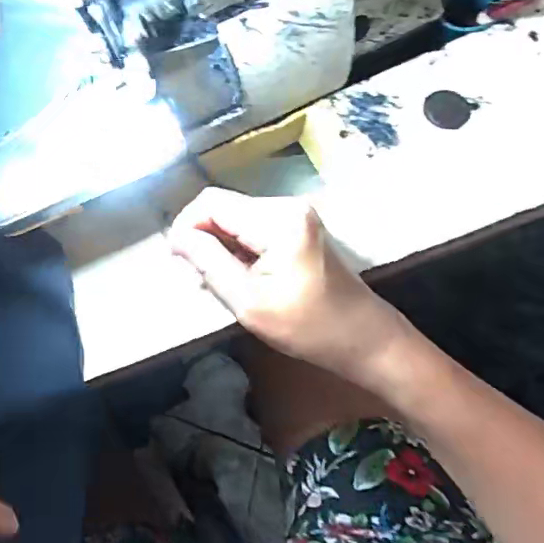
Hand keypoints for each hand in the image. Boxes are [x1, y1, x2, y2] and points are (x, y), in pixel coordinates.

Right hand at [167, 188, 414, 387]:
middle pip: (223, 207)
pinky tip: (238, 276)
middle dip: (202, 237)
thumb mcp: (248, 302)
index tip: (178, 261)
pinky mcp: (298, 227)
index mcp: (276, 219)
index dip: (186, 226)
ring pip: (235, 217)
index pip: (211, 202)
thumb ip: (208, 262)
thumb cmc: (309, 327)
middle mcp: (286, 206)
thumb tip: (177, 237)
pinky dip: (237, 247)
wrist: (366, 340)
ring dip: (218, 244)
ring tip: (216, 280)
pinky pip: (252, 227)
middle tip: (196, 277)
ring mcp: (294, 214)